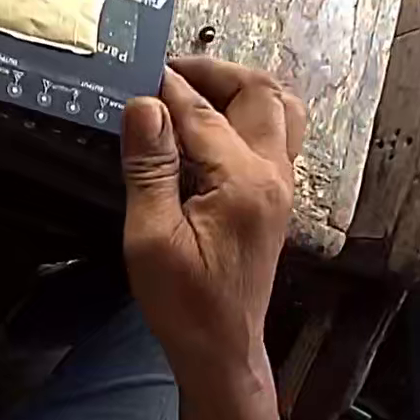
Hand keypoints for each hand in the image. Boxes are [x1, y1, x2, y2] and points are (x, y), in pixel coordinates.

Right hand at [120, 58, 305, 392]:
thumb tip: (144, 105)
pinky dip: (248, 115)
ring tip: (194, 92)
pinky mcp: (276, 199)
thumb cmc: (183, 303)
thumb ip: (150, 168)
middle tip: (169, 73)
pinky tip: (212, 128)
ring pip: (279, 110)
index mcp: (243, 182)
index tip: (137, 70)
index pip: (202, 112)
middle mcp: (274, 175)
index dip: (166, 87)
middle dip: (215, 72)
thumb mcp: (151, 238)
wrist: (222, 349)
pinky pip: (275, 135)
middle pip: (261, 93)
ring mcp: (282, 186)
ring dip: (240, 89)